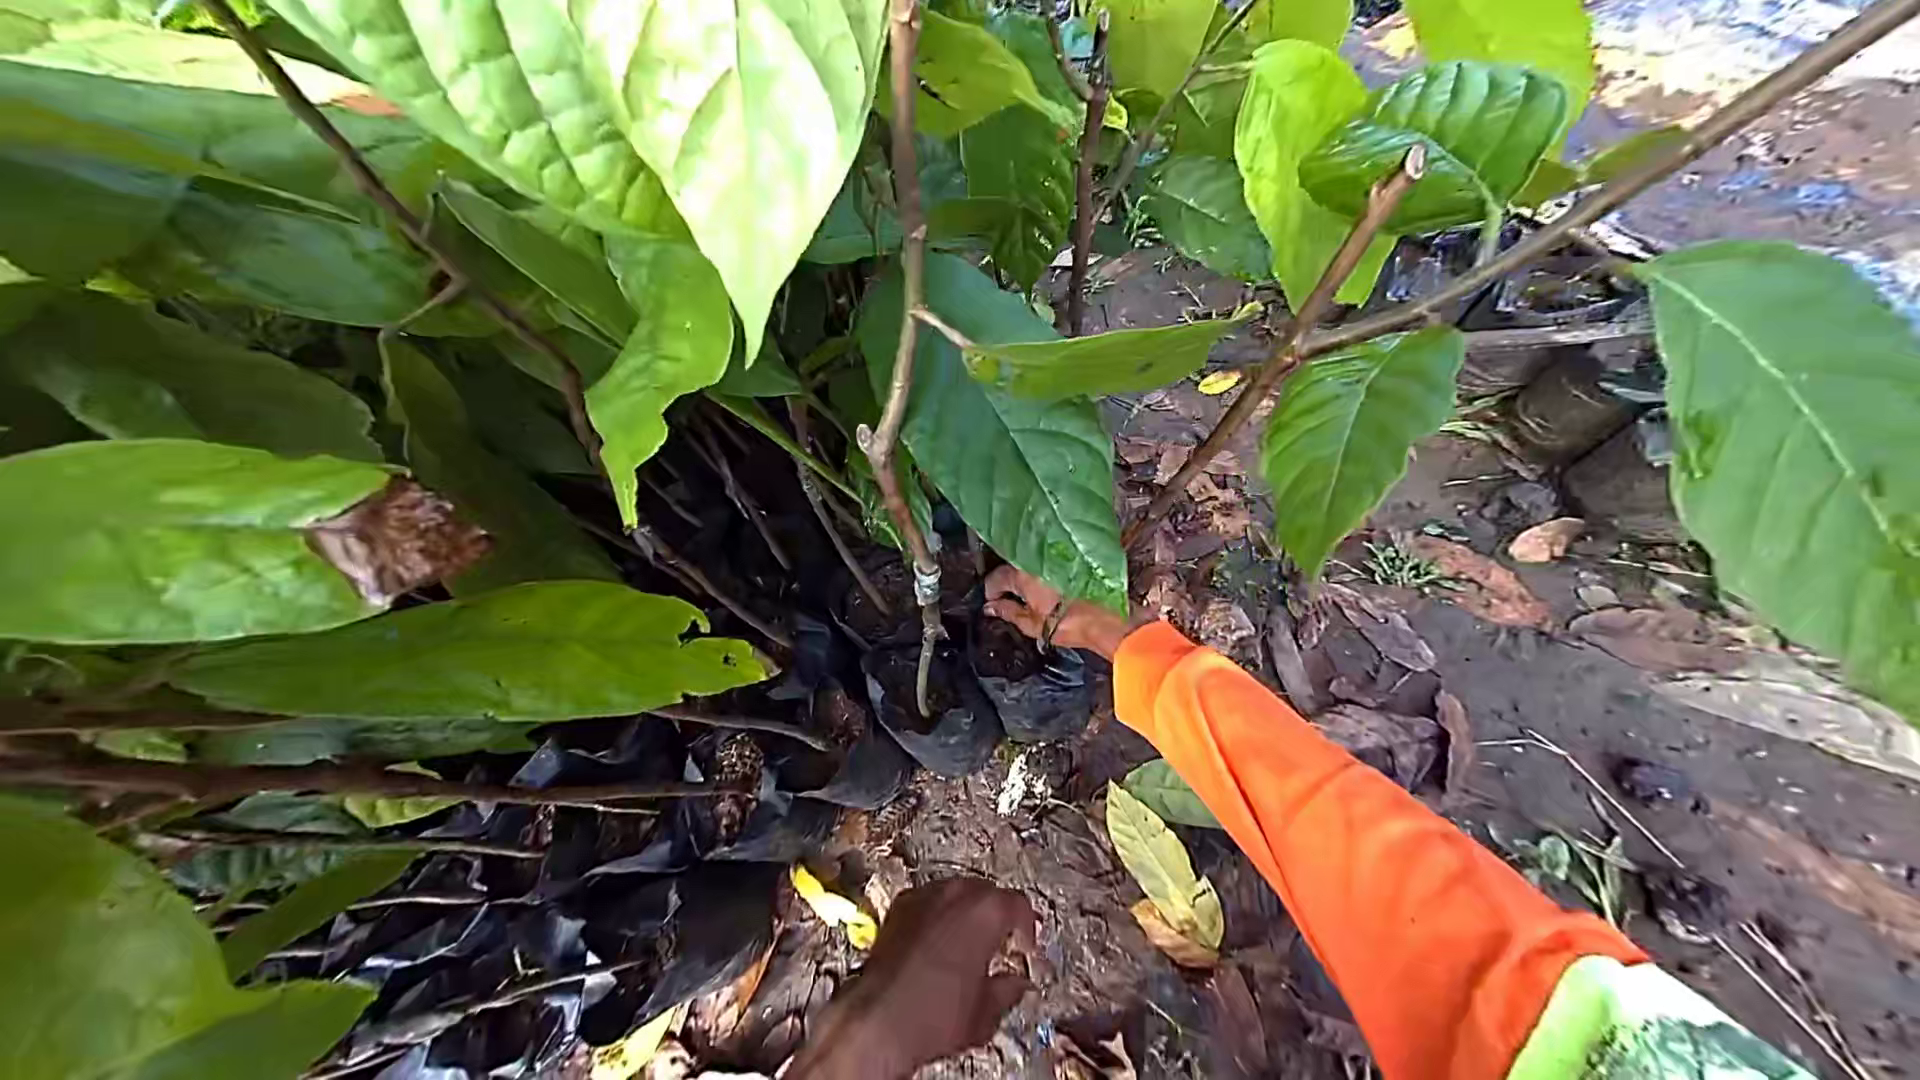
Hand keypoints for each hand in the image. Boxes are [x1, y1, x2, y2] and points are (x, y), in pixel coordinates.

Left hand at [786, 878, 1035, 1079]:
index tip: (1024, 945)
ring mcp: (927, 894)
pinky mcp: (902, 903)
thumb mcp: (985, 1012)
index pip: (1019, 905)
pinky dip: (937, 915)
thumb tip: (1016, 985)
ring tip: (967, 945)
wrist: (880, 1018)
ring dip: (966, 912)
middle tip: (1000, 944)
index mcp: (986, 911)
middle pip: (988, 892)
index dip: (1026, 927)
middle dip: (997, 916)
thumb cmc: (931, 1014)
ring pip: (957, 892)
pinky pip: (930, 900)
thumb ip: (1008, 990)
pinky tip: (936, 943)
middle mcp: (957, 892)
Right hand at [984, 565, 1137, 659]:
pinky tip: (1046, 590)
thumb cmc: (1069, 623)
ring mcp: (1052, 558)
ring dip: (1024, 578)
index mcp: (1021, 575)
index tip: (993, 604)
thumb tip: (991, 608)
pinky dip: (1040, 574)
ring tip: (1028, 597)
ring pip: (1028, 564)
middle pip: (1011, 568)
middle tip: (1009, 602)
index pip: (995, 578)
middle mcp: (1034, 561)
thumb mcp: (1031, 624)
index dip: (991, 593)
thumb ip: (1007, 612)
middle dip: (1007, 583)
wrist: (1105, 619)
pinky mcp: (1068, 560)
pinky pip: (1044, 564)